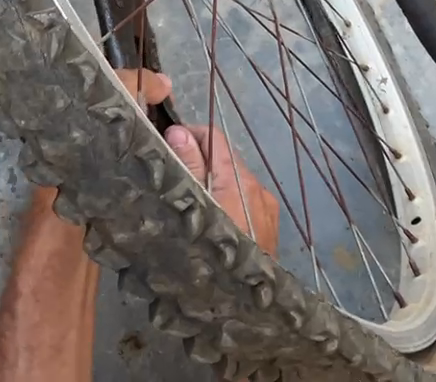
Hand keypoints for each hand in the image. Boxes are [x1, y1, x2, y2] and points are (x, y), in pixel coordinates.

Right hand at [165, 123, 281, 253]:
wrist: (248, 306)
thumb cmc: (212, 251)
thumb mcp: (192, 205)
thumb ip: (188, 166)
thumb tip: (179, 130)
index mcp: (239, 178)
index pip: (213, 137)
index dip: (188, 136)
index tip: (166, 149)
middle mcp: (257, 187)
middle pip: (222, 157)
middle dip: (197, 159)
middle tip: (172, 178)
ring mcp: (266, 208)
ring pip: (232, 179)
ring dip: (210, 181)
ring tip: (188, 202)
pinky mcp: (269, 226)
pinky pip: (243, 200)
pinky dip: (225, 200)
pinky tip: (211, 220)